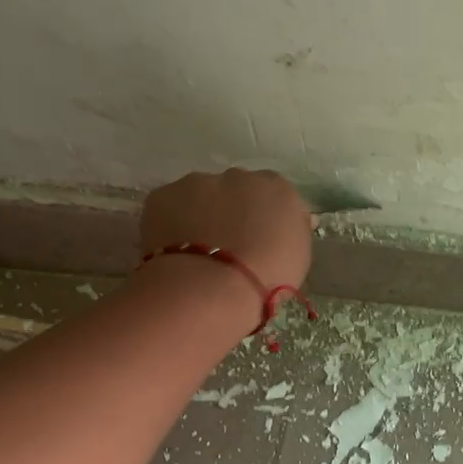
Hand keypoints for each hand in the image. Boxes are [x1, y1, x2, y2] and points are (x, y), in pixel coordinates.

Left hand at [140, 169, 313, 288]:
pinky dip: (175, 220)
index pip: (277, 194)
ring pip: (203, 194)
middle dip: (236, 209)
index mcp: (278, 189)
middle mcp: (239, 176)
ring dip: (204, 212)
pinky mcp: (162, 194)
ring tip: (200, 248)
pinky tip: (177, 247)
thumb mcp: (300, 255)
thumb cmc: (268, 277)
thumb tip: (290, 220)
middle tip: (232, 243)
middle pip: (239, 189)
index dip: (269, 216)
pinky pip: (173, 205)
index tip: (265, 238)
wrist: (209, 288)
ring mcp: (198, 182)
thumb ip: (293, 229)